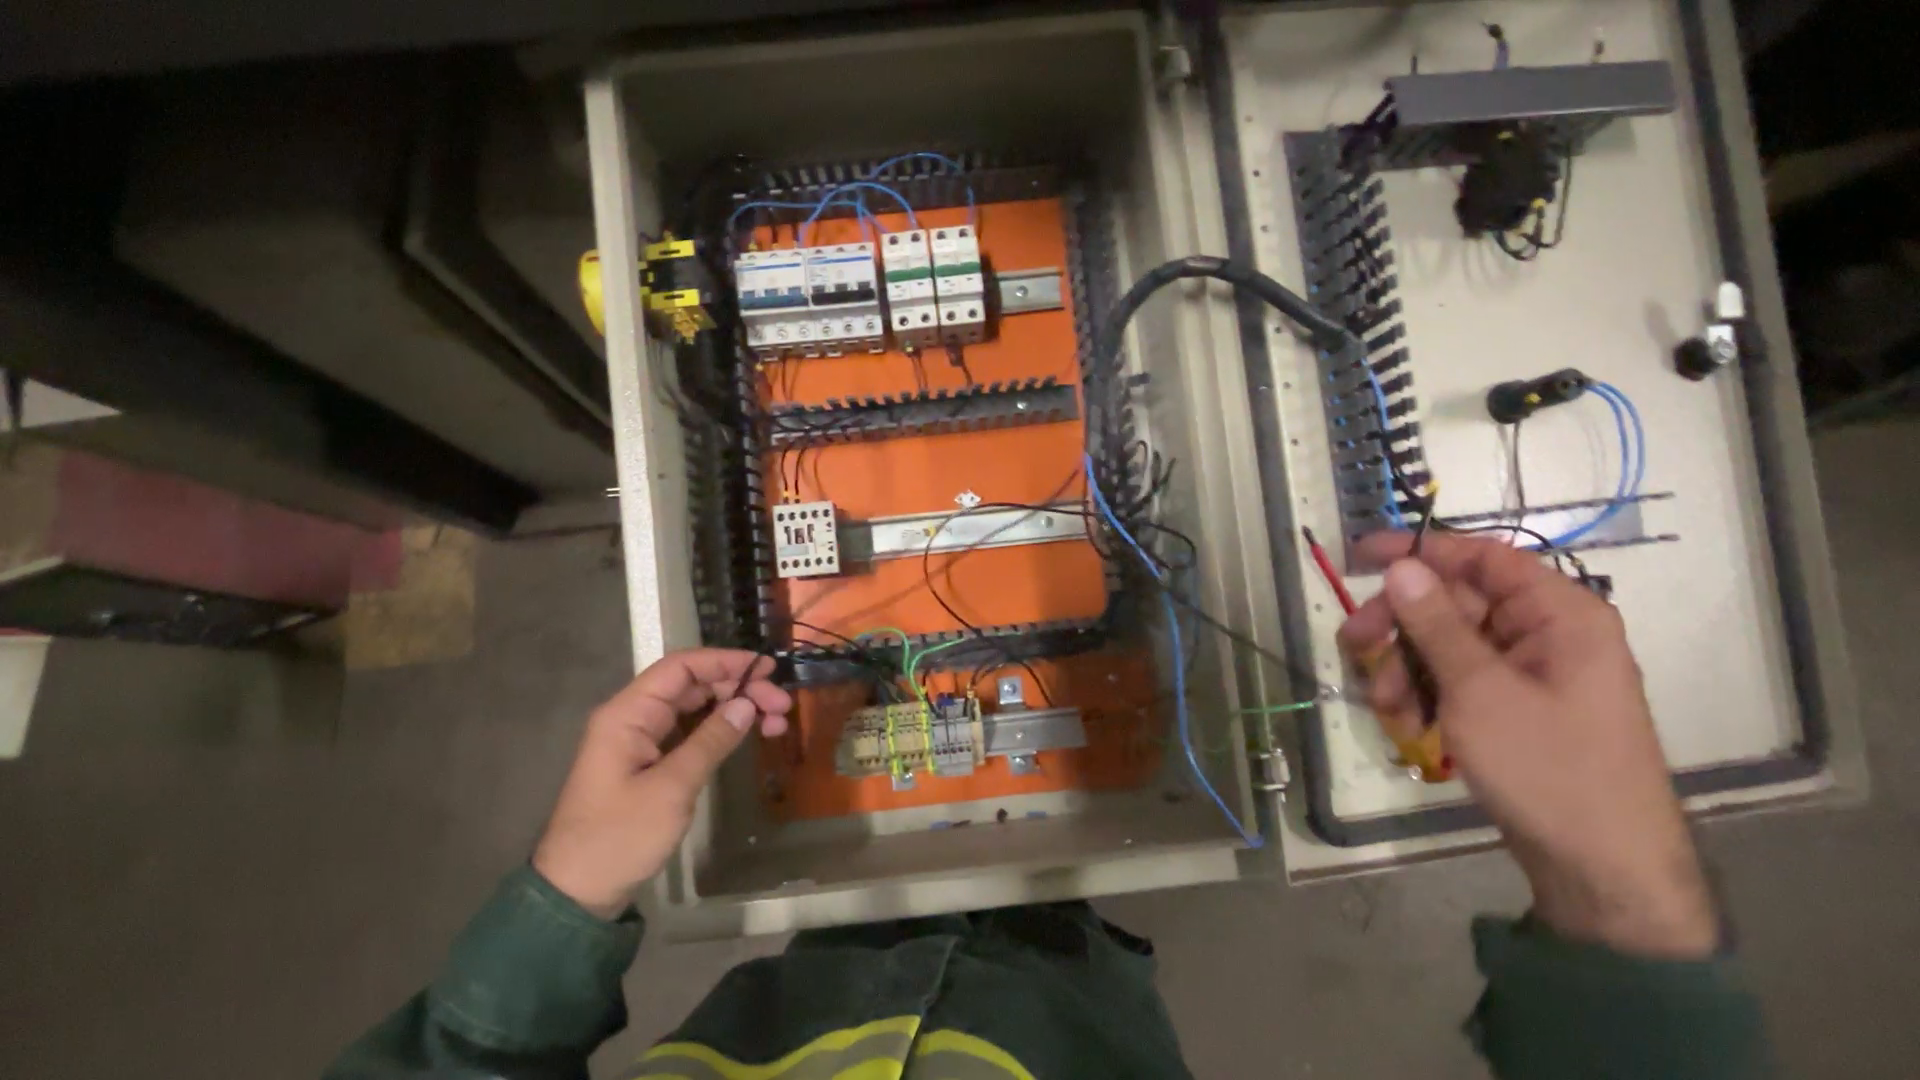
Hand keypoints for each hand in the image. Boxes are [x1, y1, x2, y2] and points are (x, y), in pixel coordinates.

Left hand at [532, 649, 792, 917]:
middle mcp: (633, 718)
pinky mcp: (649, 763)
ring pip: (695, 709)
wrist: (577, 891)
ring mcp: (641, 741)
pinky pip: (690, 733)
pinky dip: (721, 731)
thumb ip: (711, 741)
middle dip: (739, 689)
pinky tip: (749, 736)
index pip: (681, 668)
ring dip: (735, 709)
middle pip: (693, 686)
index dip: (726, 662)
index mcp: (628, 714)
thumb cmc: (620, 836)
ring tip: (776, 723)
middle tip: (782, 707)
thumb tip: (747, 704)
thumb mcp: (672, 788)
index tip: (768, 670)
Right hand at [1338, 533, 1717, 957]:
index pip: (1482, 557)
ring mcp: (1531, 674)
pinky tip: (1406, 725)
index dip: (1420, 551)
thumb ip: (1436, 624)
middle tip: (1353, 645)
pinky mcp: (1515, 708)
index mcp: (1559, 614)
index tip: (1360, 556)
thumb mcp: (1480, 690)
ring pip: (1448, 646)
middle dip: (1401, 626)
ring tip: (1386, 708)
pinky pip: (1459, 681)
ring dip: (1407, 669)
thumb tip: (1401, 566)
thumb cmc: (1547, 766)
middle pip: (1456, 603)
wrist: (1601, 868)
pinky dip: (1426, 696)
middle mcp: (1548, 634)